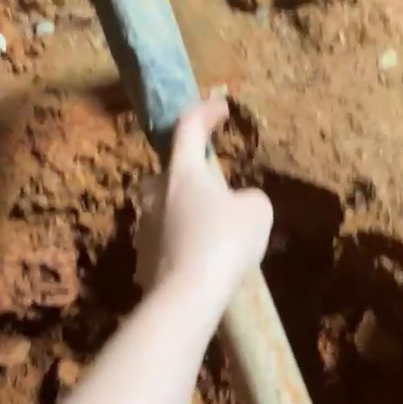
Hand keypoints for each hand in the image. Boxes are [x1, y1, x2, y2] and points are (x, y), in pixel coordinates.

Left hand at [137, 95, 272, 308]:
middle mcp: (158, 193)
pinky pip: (169, 242)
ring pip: (170, 209)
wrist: (187, 296)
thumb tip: (238, 204)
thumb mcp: (257, 211)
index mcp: (184, 172)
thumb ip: (249, 198)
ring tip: (219, 234)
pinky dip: (186, 245)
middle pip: (173, 171)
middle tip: (219, 188)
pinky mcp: (144, 258)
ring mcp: (146, 227)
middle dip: (194, 173)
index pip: (189, 127)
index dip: (206, 111)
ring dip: (191, 213)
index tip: (222, 107)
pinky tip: (206, 264)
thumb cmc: (225, 242)